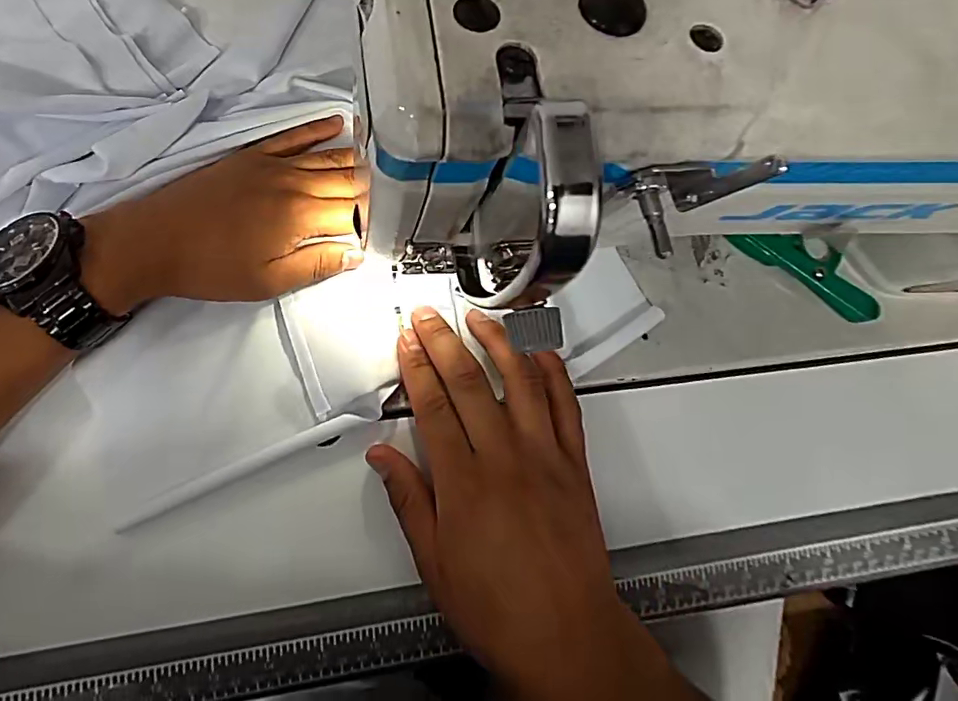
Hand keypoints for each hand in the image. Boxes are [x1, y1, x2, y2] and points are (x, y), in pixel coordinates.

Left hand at [78, 115, 362, 312]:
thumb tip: (356, 255)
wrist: (155, 239)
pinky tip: (340, 123)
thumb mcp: (266, 281)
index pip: (355, 213)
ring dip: (358, 161)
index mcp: (300, 216)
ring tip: (384, 163)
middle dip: (375, 191)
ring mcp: (274, 163)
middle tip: (394, 199)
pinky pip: (295, 136)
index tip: (385, 232)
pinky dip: (319, 129)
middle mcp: (294, 182)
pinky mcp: (254, 154)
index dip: (374, 223)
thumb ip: (316, 265)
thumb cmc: (210, 267)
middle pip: (348, 181)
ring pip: (329, 157)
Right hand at [366, 308, 702, 700]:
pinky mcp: (573, 463)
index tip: (406, 343)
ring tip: (480, 318)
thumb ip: (409, 501)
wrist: (568, 640)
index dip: (415, 368)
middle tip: (428, 317)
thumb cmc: (503, 611)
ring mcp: (543, 456)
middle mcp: (504, 460)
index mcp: (465, 485)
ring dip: (497, 341)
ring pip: (519, 380)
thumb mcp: (435, 563)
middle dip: (442, 342)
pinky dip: (554, 372)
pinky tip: (541, 351)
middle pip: (468, 382)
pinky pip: (565, 405)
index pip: (432, 406)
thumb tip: (384, 461)